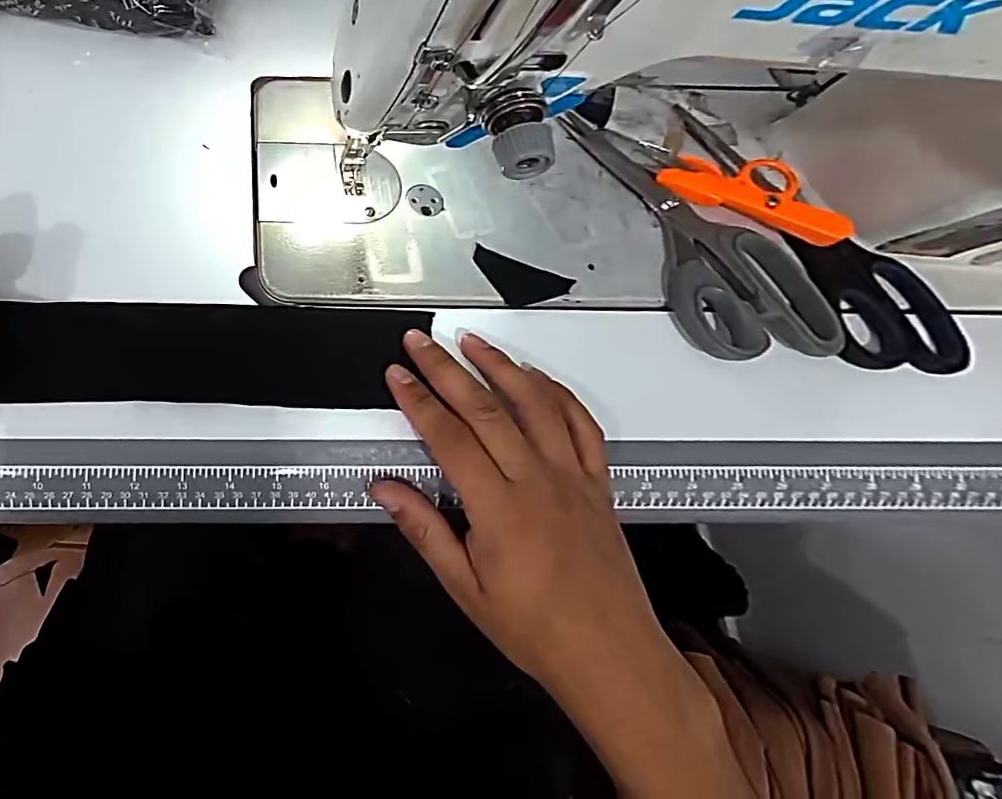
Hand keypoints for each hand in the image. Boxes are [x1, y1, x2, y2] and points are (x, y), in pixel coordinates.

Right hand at [371, 331, 746, 797]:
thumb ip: (424, 530)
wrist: (613, 659)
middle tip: (421, 343)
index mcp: (500, 510)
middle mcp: (538, 483)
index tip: (399, 375)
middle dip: (446, 368)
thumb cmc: (540, 631)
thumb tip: (387, 491)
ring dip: (501, 365)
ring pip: (535, 404)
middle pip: (485, 408)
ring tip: (473, 341)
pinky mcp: (597, 483)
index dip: (419, 399)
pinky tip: (536, 377)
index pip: (449, 436)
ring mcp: (572, 478)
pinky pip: (581, 424)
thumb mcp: (465, 588)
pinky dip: (557, 392)